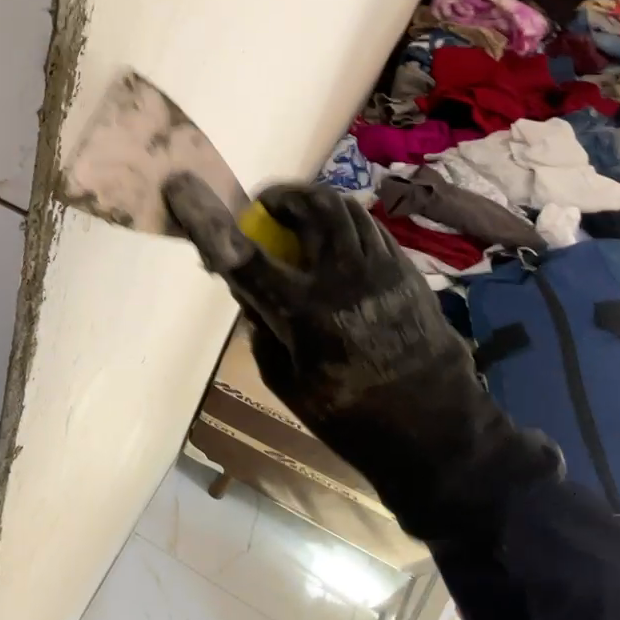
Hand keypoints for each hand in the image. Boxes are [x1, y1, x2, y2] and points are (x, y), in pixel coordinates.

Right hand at [164, 176, 560, 538]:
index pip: (244, 254)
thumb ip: (262, 326)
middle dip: (281, 196)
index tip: (181, 186)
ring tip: (297, 221)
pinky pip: (369, 228)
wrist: (439, 433)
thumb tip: (249, 289)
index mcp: (306, 313)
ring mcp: (384, 271)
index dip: (207, 218)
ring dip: (313, 204)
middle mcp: (346, 279)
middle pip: (312, 206)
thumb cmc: (349, 419)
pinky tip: (333, 247)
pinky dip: (342, 224)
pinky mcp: (409, 273)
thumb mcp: (284, 379)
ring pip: (347, 208)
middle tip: (263, 209)